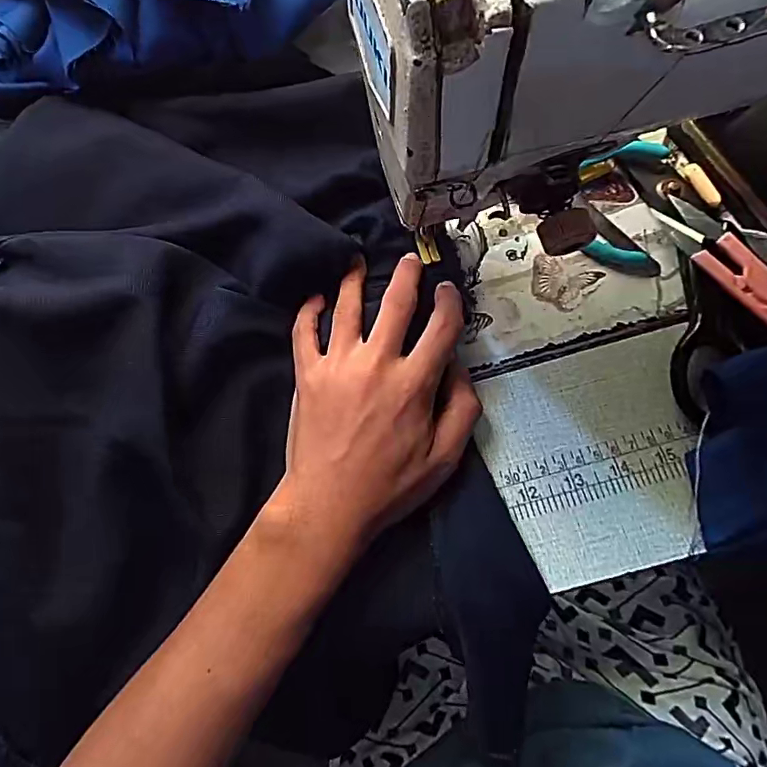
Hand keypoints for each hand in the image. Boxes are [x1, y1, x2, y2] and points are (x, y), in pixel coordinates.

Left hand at [266, 254, 480, 560]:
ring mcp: (337, 365)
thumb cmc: (389, 486)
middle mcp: (376, 364)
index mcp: (413, 384)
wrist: (328, 506)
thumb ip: (462, 410)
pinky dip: (308, 311)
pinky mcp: (307, 374)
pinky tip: (315, 298)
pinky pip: (304, 332)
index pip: (440, 327)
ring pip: (347, 308)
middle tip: (410, 260)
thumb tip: (460, 369)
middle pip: (395, 303)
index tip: (448, 289)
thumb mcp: (444, 459)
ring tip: (356, 263)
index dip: (449, 301)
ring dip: (353, 280)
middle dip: (408, 274)